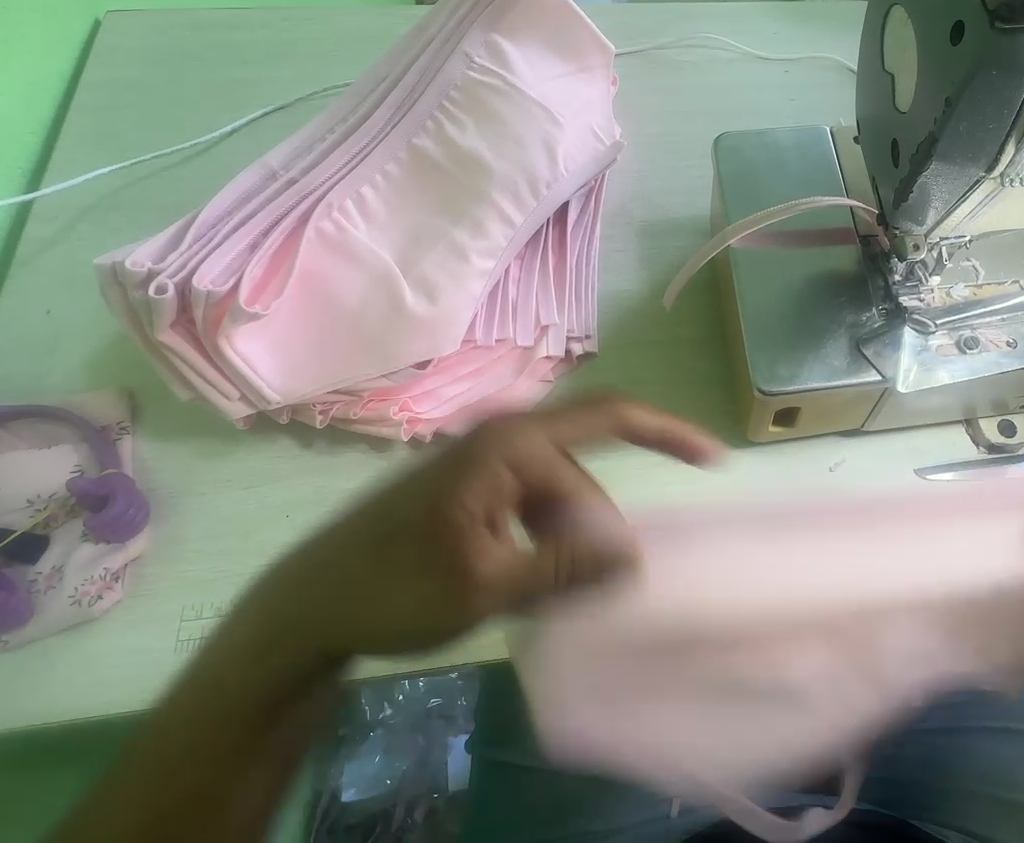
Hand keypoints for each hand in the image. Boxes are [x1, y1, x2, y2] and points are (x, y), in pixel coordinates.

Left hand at [247, 395, 723, 664]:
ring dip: (568, 541)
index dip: (669, 433)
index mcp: (511, 444)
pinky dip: (545, 541)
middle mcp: (503, 439)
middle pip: (583, 475)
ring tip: (545, 597)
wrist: (309, 605)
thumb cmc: (394, 589)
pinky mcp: (471, 489)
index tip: (714, 459)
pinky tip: (527, 583)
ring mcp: (484, 463)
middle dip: (596, 529)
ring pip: (559, 494)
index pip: (611, 418)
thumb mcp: (489, 586)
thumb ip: (568, 566)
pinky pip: (532, 506)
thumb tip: (637, 553)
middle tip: (591, 592)